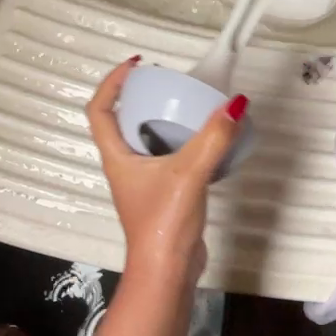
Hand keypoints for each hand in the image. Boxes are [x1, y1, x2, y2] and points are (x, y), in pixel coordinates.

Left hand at [85, 58, 246, 283]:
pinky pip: (166, 154)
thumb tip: (236, 103)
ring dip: (160, 117)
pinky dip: (180, 139)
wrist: (168, 271)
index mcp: (116, 156)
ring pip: (145, 138)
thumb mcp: (189, 173)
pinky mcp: (162, 192)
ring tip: (188, 103)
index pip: (99, 109)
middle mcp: (124, 165)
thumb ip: (213, 138)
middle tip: (168, 80)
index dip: (111, 82)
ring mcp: (142, 180)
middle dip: (139, 95)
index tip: (137, 64)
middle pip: (121, 120)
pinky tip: (205, 138)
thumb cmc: (164, 222)